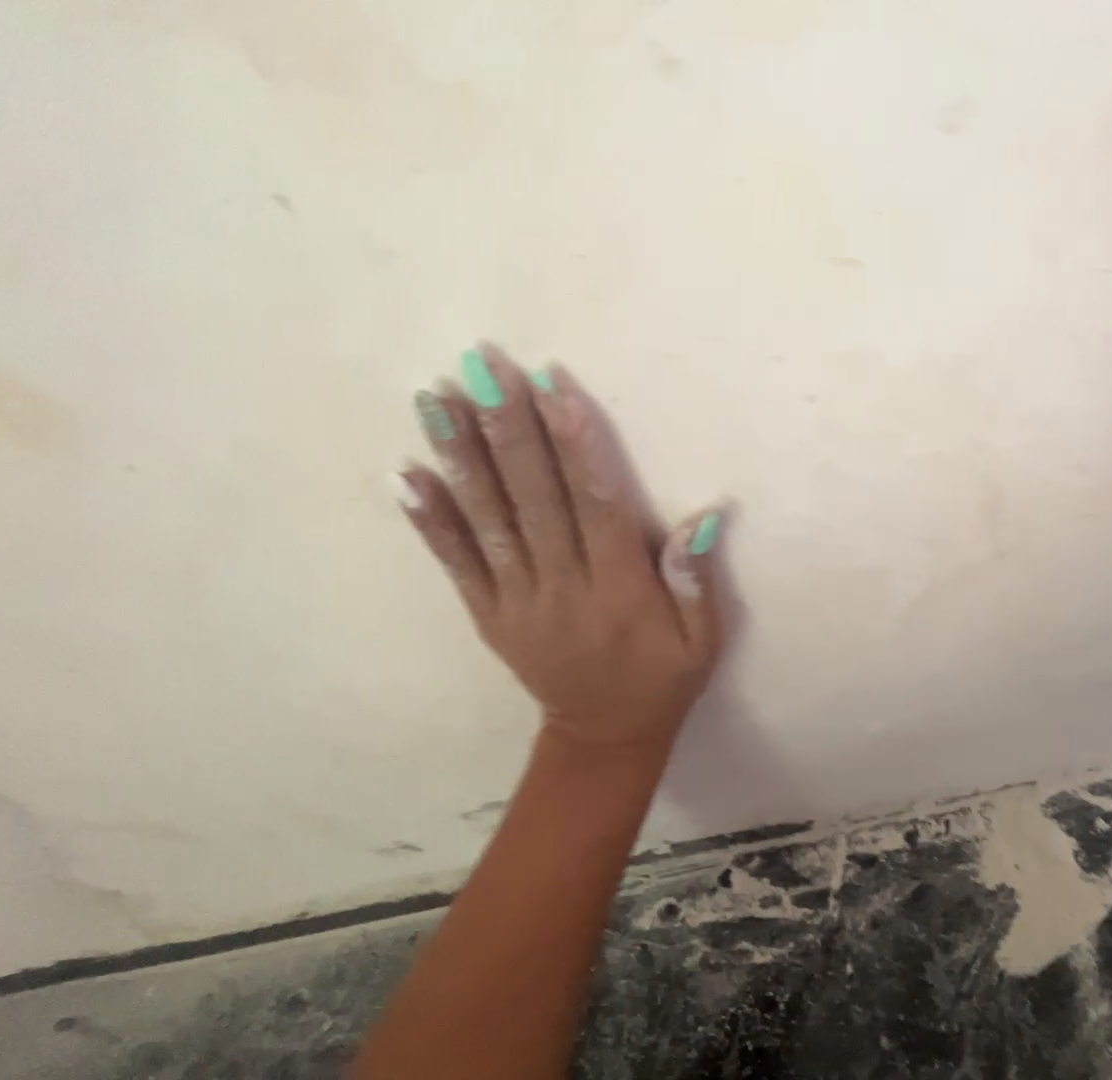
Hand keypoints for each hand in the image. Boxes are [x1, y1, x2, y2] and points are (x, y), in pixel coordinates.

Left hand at [393, 345, 726, 751]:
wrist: (605, 735)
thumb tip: (704, 515)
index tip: (552, 387)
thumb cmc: (664, 677)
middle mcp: (562, 588)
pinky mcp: (490, 615)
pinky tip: (407, 473)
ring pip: (490, 520)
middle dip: (509, 428)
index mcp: (619, 589)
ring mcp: (518, 601)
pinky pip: (458, 564)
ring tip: (438, 398)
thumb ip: (697, 579)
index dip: (575, 444)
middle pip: (534, 499)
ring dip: (462, 456)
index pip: (596, 504)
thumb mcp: (703, 638)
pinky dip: (432, 519)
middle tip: (484, 367)